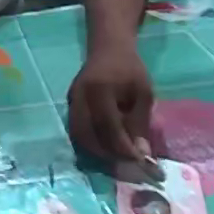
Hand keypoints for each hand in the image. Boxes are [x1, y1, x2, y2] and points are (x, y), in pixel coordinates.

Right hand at [67, 43, 153, 161]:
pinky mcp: (70, 103)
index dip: (122, 148)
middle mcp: (81, 96)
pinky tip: (106, 145)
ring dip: (97, 151)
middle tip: (127, 164)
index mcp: (100, 90)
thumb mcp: (143, 94)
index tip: (139, 162)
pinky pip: (77, 128)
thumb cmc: (130, 69)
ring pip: (79, 136)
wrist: (108, 48)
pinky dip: (90, 142)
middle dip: (108, 154)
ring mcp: (72, 100)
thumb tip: (142, 155)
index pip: (108, 127)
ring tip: (117, 157)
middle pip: (88, 135)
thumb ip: (140, 124)